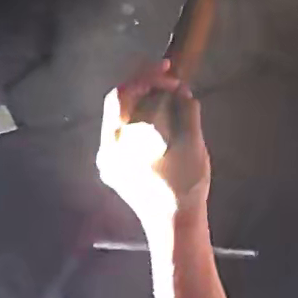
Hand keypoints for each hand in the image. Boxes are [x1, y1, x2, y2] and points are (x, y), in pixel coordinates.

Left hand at [97, 61, 209, 226]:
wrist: (176, 227)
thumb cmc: (183, 188)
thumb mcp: (190, 145)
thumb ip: (185, 112)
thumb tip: (182, 90)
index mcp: (117, 145)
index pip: (121, 96)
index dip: (145, 76)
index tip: (169, 70)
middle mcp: (106, 150)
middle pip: (119, 104)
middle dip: (144, 85)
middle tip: (170, 75)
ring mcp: (111, 160)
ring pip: (123, 116)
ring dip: (146, 99)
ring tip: (170, 91)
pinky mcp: (120, 167)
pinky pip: (127, 131)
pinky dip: (144, 116)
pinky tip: (164, 112)